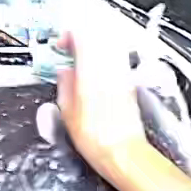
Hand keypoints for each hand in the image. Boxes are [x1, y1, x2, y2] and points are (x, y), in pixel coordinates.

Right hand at [55, 30, 149, 180]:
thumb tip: (64, 72)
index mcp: (90, 75)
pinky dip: (106, 57)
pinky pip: (118, 59)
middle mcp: (108, 71)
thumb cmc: (95, 139)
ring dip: (96, 45)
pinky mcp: (129, 84)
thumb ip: (64, 86)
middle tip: (71, 46)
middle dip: (83, 37)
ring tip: (83, 55)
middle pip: (99, 37)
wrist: (125, 154)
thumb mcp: (67, 113)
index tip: (61, 45)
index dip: (70, 35)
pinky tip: (98, 67)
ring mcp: (122, 75)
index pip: (83, 38)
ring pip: (111, 46)